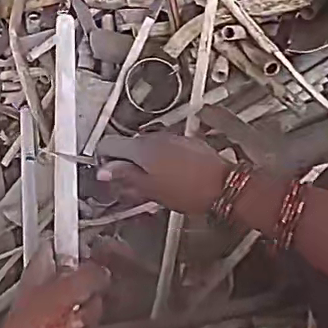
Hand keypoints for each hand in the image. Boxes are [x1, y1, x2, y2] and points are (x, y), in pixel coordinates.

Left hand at [0, 257, 109, 327]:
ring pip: (95, 300)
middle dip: (89, 290)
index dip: (76, 246)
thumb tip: (104, 270)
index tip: (95, 249)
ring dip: (88, 315)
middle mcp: (52, 290)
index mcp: (39, 272)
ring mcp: (65, 313)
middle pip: (86, 275)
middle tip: (78, 301)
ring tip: (71, 327)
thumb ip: (84, 276)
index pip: (59, 246)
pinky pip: (97, 324)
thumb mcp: (56, 296)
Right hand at [94, 133, 231, 214]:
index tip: (108, 174)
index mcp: (141, 148)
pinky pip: (165, 149)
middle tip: (129, 186)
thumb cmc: (189, 190)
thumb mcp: (150, 189)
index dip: (104, 160)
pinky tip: (169, 178)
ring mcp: (172, 137)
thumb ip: (125, 177)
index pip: (108, 144)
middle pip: (128, 145)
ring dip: (144, 163)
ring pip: (147, 148)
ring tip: (151, 185)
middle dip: (125, 164)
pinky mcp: (186, 142)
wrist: (224, 186)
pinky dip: (161, 161)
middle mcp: (155, 137)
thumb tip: (104, 171)